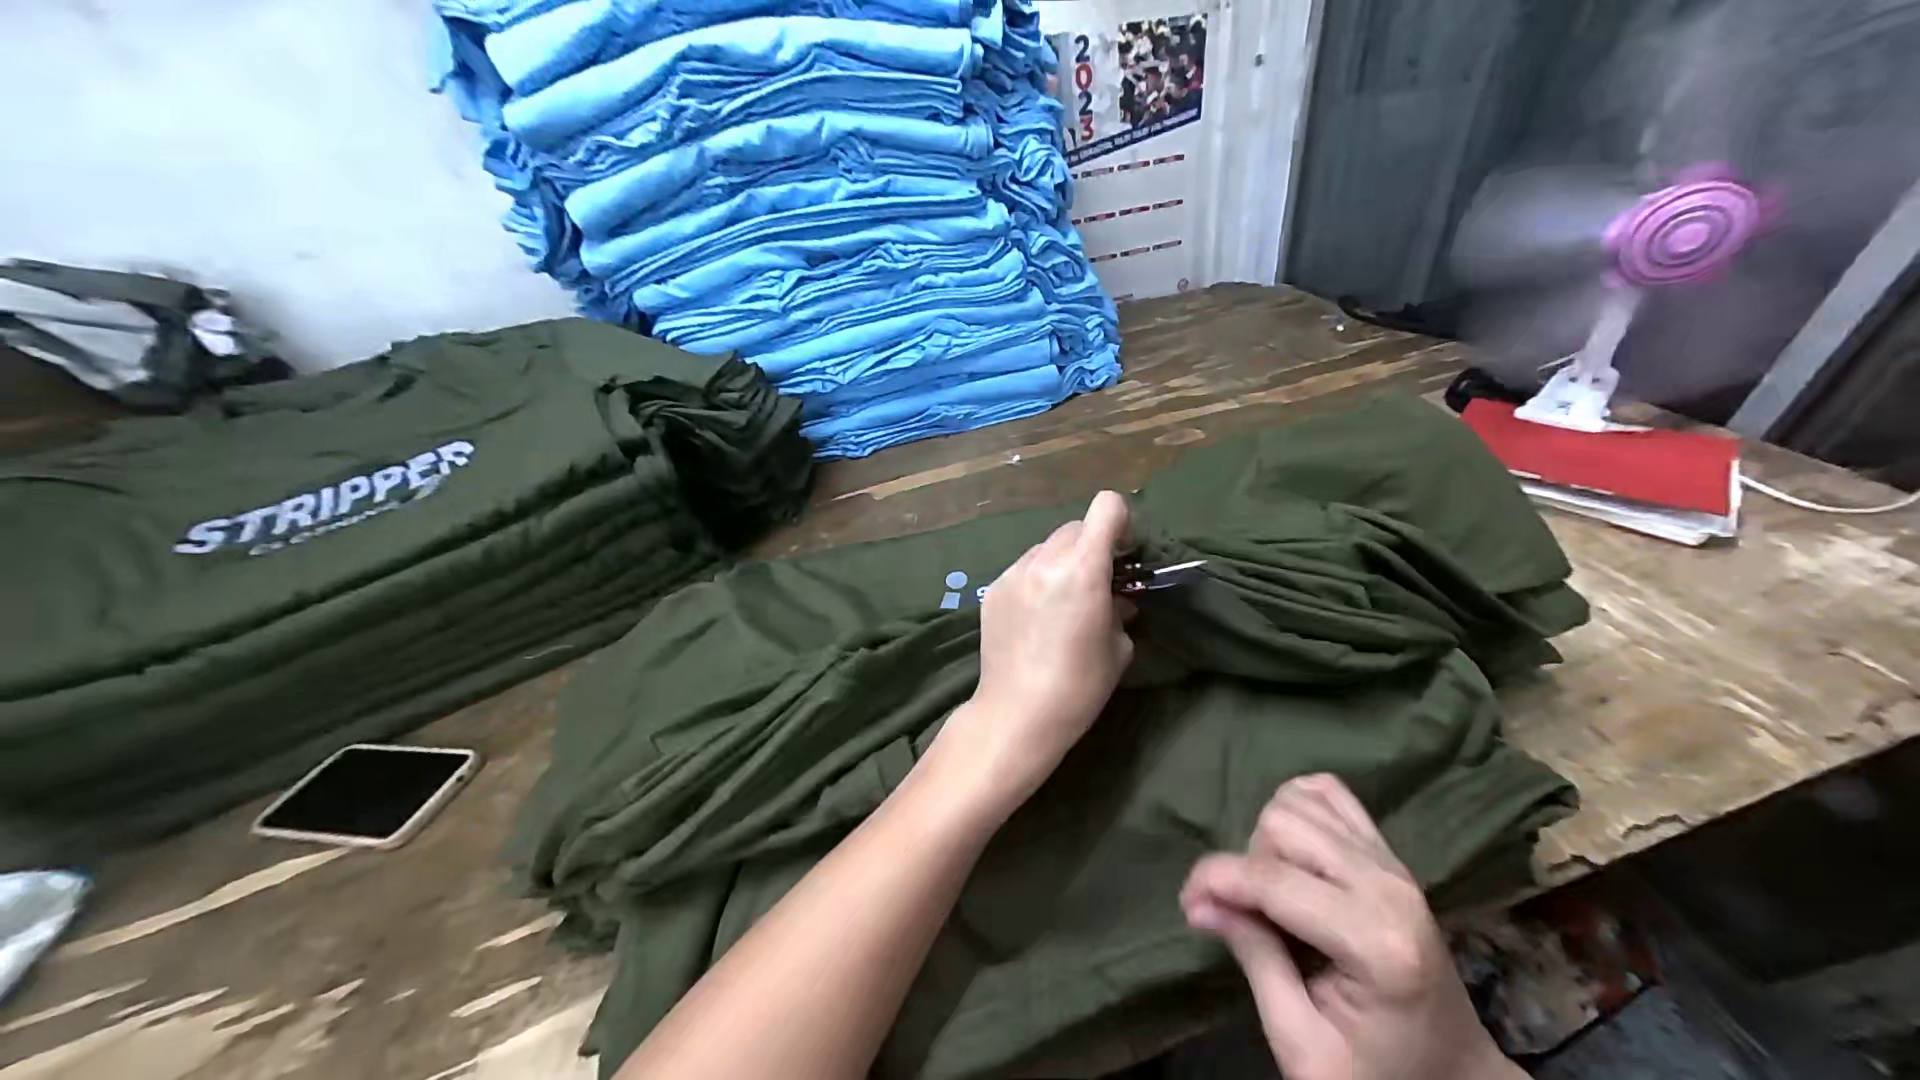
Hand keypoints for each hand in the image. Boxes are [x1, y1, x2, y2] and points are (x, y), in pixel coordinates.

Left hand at [928, 491, 1134, 815]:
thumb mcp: (1118, 647)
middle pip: (1075, 527)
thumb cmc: (1079, 685)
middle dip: (1092, 546)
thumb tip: (1116, 599)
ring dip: (1061, 561)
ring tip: (1063, 603)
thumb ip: (1120, 610)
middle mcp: (1043, 560)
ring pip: (1045, 547)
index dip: (1121, 523)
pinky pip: (1023, 569)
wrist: (1017, 713)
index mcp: (1082, 568)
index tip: (1123, 554)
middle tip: (1097, 583)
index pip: (1106, 507)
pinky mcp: (992, 590)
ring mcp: (1012, 573)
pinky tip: (1035, 617)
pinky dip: (1037, 579)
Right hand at [1180, 775, 1520, 1079]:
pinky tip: (1294, 853)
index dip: (1214, 882)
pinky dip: (1297, 808)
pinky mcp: (1390, 854)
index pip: (1270, 879)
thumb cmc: (1376, 1074)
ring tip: (1275, 892)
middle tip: (1247, 914)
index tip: (1188, 907)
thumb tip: (1197, 902)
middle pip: (1281, 822)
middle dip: (1247, 864)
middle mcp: (1390, 886)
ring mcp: (1394, 864)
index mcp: (1376, 943)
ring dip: (1270, 841)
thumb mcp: (1303, 1044)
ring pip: (1297, 800)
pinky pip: (1327, 792)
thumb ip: (1253, 958)